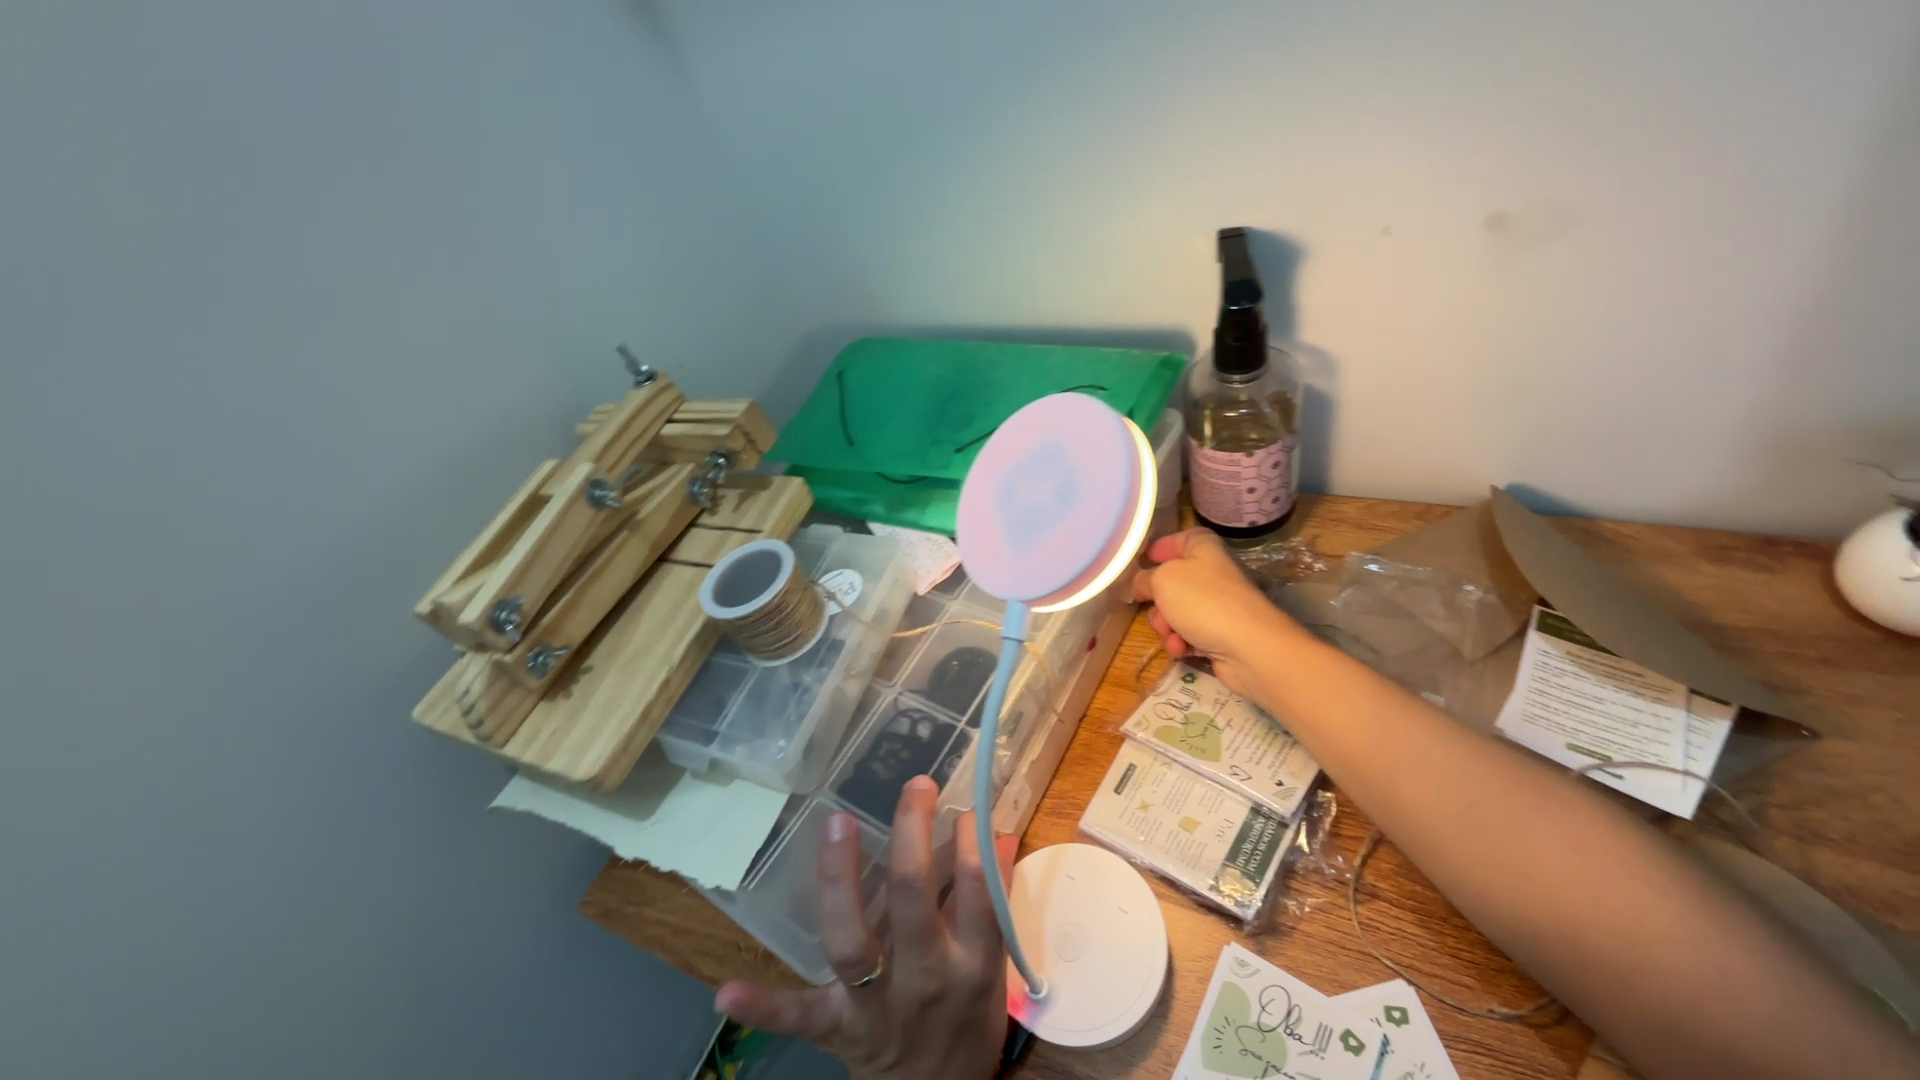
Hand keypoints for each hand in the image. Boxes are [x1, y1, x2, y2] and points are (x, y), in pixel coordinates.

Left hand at [714, 776, 1018, 1079]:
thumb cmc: (968, 1018)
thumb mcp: (994, 964)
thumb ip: (993, 898)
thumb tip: (997, 830)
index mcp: (972, 961)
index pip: (976, 889)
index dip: (971, 840)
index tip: (962, 806)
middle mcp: (925, 977)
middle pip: (913, 895)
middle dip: (912, 831)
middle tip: (915, 786)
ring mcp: (875, 1003)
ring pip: (852, 939)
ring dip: (842, 878)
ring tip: (837, 823)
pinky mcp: (836, 1027)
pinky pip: (798, 1017)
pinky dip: (764, 1007)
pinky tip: (727, 992)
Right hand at [1130, 528, 1298, 697]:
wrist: (1248, 647)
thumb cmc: (1203, 601)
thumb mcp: (1163, 580)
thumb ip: (1145, 578)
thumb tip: (1141, 582)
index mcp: (1204, 548)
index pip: (1180, 539)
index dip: (1160, 547)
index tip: (1140, 561)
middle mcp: (1212, 573)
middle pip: (1173, 581)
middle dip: (1157, 600)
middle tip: (1153, 607)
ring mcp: (1217, 604)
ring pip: (1176, 611)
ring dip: (1166, 625)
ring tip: (1171, 634)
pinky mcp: (1219, 633)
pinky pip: (1189, 633)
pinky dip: (1181, 641)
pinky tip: (1182, 648)